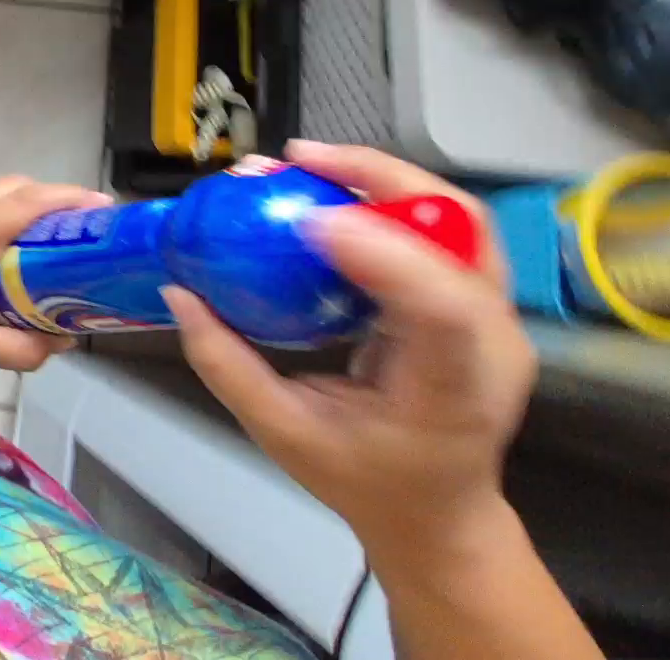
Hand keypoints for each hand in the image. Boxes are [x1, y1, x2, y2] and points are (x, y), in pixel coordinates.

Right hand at [162, 141, 536, 564]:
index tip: (309, 219)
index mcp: (450, 388)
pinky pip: (434, 229)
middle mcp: (491, 340)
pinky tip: (323, 191)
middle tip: (293, 160)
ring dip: (378, 178)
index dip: (384, 255)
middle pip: (461, 231)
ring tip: (301, 164)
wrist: (437, 510)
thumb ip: (223, 362)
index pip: (443, 311)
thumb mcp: (278, 429)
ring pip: (454, 217)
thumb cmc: (361, 477)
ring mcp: (490, 315)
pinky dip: (379, 197)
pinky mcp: (469, 299)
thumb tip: (179, 291)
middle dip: (378, 179)